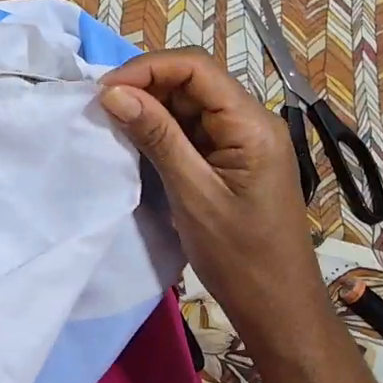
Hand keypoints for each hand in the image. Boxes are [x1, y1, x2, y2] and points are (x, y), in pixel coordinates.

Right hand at [97, 48, 320, 319]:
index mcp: (251, 125)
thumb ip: (156, 137)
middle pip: (193, 79)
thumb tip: (112, 92)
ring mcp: (242, 140)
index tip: (105, 90)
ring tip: (112, 120)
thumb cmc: (240, 258)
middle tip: (102, 105)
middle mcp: (251, 122)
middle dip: (145, 84)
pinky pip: (193, 126)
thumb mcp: (192, 195)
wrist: (280, 313)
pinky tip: (136, 138)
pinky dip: (162, 127)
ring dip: (150, 105)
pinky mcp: (232, 158)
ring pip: (189, 101)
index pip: (196, 68)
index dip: (147, 68)